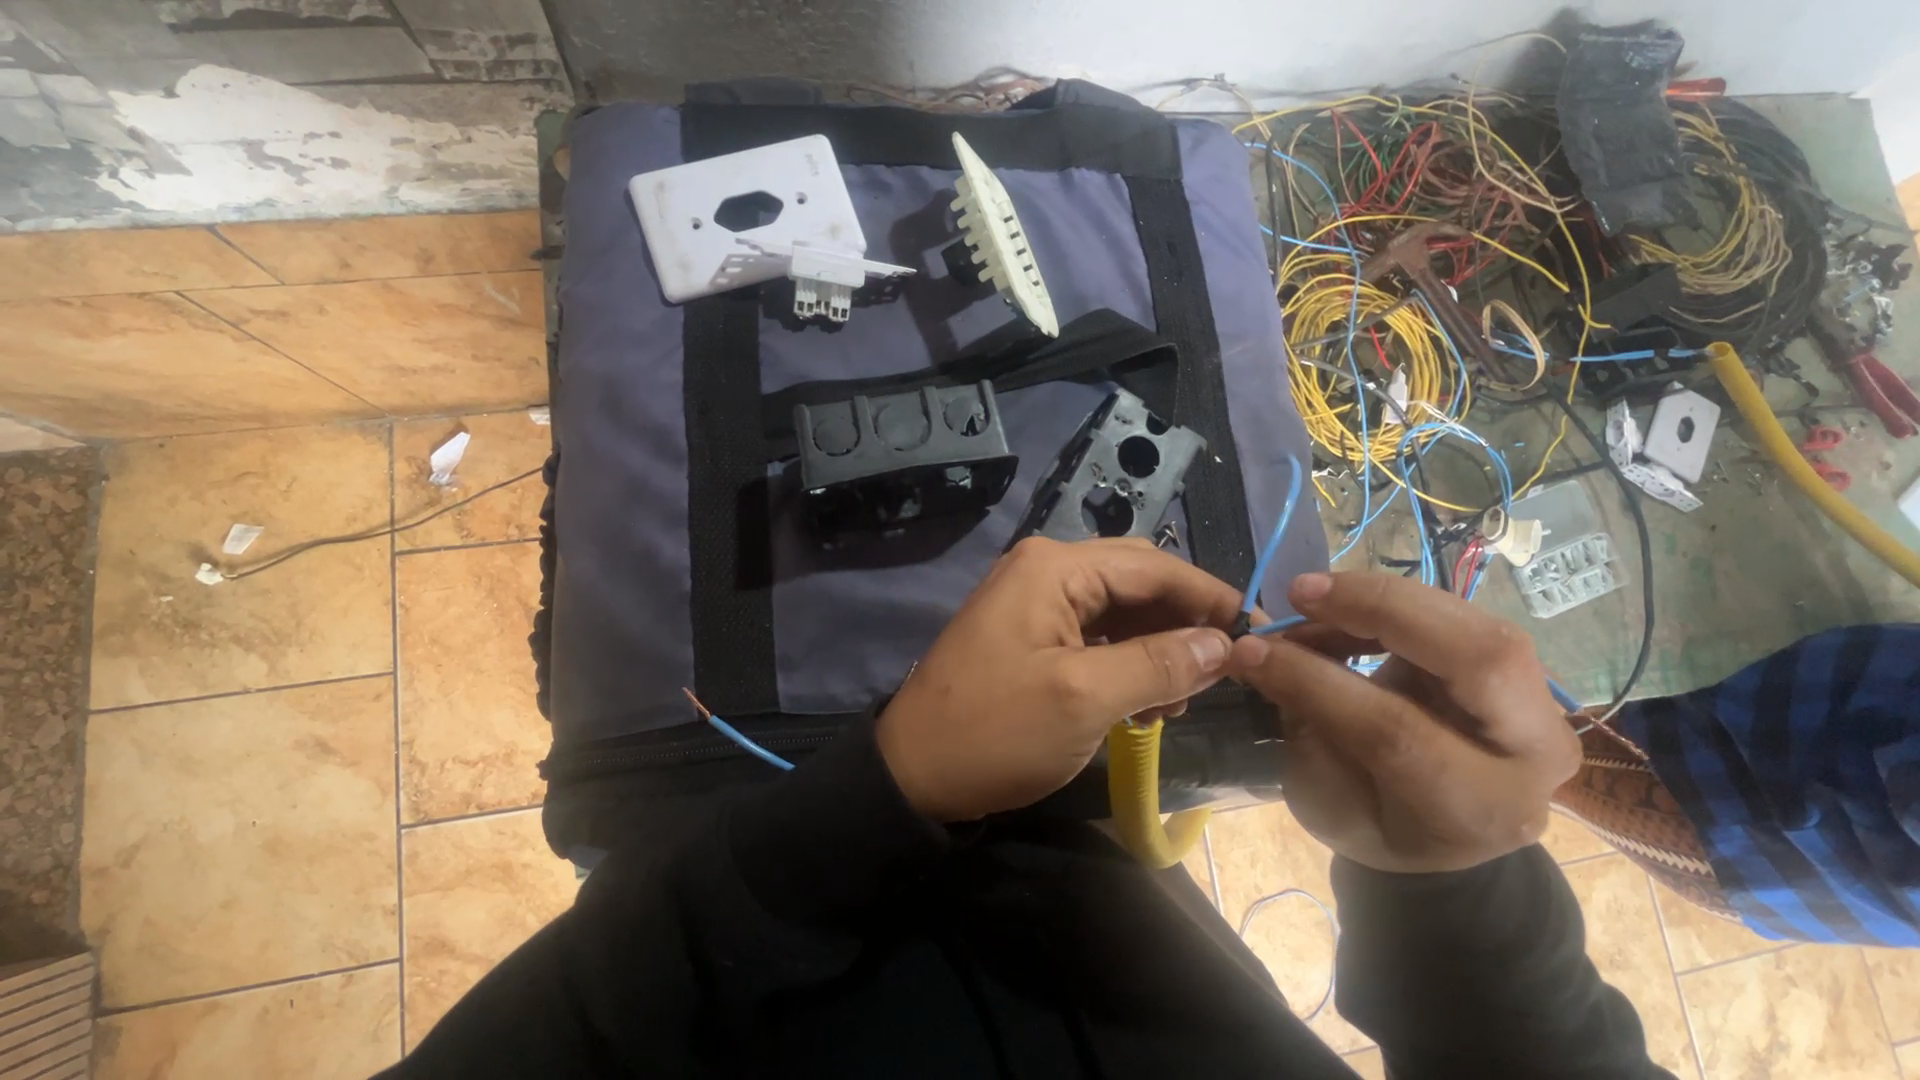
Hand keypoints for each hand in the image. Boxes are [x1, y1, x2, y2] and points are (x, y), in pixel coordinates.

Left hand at [877, 537, 1240, 821]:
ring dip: (1157, 650)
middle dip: (1183, 625)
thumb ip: (1158, 664)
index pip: (1153, 566)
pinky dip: (1127, 664)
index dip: (1209, 597)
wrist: (912, 774)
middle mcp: (1044, 570)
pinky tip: (1146, 705)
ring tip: (1181, 702)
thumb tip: (1221, 643)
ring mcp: (1033, 602)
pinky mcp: (1029, 636)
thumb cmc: (995, 731)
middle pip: (1138, 583)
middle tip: (1222, 672)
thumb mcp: (1085, 699)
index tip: (1258, 633)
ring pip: (1119, 613)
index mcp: (1054, 568)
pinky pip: (1094, 637)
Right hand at [1225, 571, 1579, 873]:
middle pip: (1479, 658)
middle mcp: (1532, 756)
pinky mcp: (1521, 670)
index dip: (1317, 681)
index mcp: (1476, 809)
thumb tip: (1258, 650)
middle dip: (1382, 610)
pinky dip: (1391, 604)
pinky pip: (1460, 619)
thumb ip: (1304, 723)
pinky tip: (1339, 607)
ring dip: (1381, 599)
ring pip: (1474, 625)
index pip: (1398, 729)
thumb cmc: (1369, 824)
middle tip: (1301, 593)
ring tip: (1309, 598)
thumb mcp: (1324, 796)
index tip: (1251, 651)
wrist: (1434, 833)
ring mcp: (1541, 708)